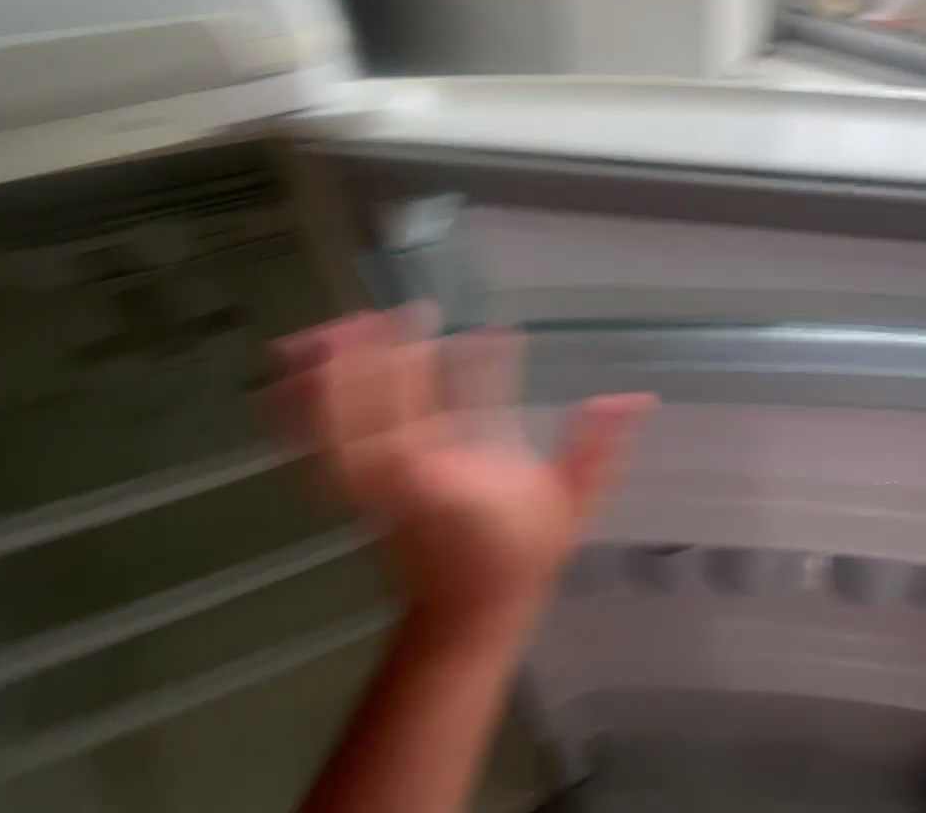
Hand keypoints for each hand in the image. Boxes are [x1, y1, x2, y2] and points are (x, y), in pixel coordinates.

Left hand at [266, 310, 654, 631]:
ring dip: (332, 374)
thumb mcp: (572, 504)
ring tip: (337, 326)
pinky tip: (289, 366)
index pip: (460, 414)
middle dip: (391, 357)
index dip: (479, 368)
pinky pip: (310, 444)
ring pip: (333, 425)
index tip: (501, 329)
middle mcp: (408, 477)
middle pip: (384, 409)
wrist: (464, 615)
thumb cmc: (520, 557)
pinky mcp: (351, 486)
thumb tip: (636, 397)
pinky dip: (293, 406)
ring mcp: (371, 482)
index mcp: (461, 478)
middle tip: (411, 310)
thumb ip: (599, 448)